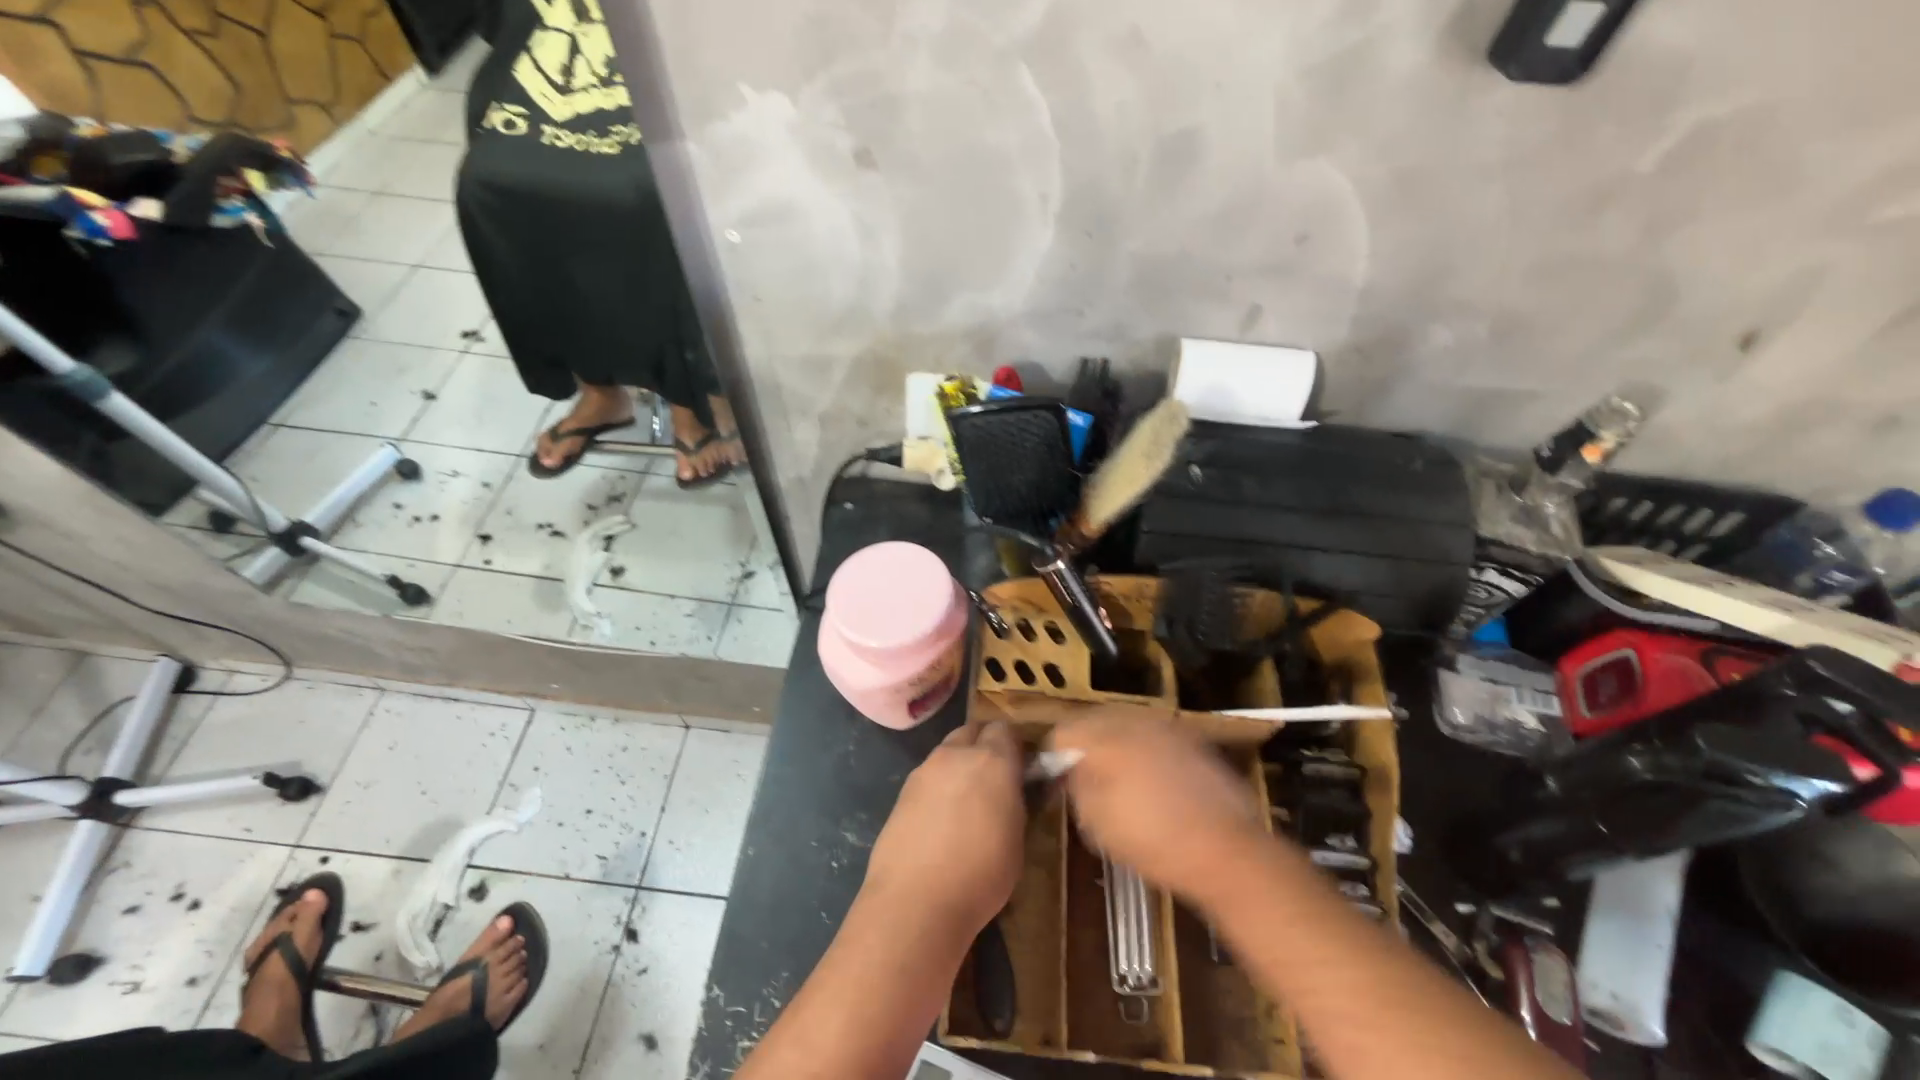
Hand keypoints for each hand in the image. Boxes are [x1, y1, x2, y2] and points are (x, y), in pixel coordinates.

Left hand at [863, 721, 1025, 934]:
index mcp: (992, 761)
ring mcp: (923, 772)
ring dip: (959, 766)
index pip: (1006, 729)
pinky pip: (927, 778)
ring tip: (967, 804)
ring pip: (947, 753)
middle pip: (972, 732)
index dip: (1015, 746)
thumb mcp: (1017, 840)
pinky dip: (938, 788)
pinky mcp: (900, 793)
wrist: (915, 901)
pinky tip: (941, 821)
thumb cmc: (981, 874)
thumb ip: (1017, 803)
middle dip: (984, 746)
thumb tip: (1015, 790)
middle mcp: (955, 755)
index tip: (1023, 769)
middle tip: (995, 781)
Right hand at [1050, 717, 1269, 904]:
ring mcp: (1168, 727)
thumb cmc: (1154, 842)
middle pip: (1094, 721)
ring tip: (1118, 781)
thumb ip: (1076, 787)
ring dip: (1115, 746)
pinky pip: (1154, 737)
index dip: (1055, 758)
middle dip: (1085, 746)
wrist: (1228, 851)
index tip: (1057, 784)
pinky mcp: (1193, 740)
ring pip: (1126, 725)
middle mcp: (1135, 722)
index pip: (1062, 732)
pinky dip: (1145, 751)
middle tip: (1084, 780)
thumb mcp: (1097, 824)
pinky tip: (1152, 783)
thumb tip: (1070, 770)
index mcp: (1105, 739)